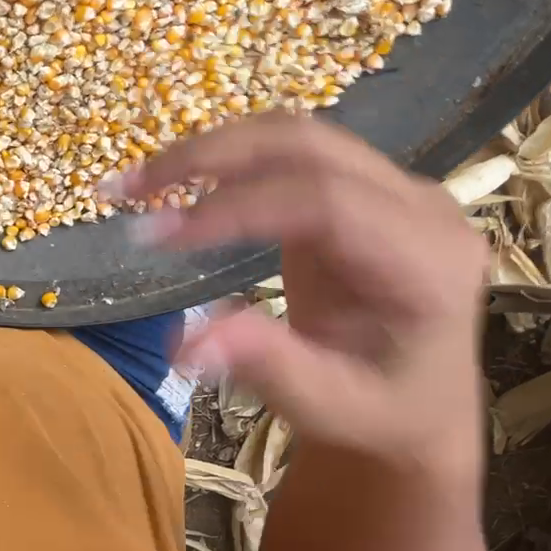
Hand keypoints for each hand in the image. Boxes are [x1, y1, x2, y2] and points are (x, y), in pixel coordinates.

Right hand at [105, 113, 488, 471]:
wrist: (415, 405)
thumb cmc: (375, 413)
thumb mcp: (324, 404)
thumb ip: (266, 365)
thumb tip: (184, 341)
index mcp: (423, 261)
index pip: (325, 202)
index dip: (234, 210)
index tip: (154, 238)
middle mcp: (416, 207)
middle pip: (307, 146)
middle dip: (210, 158)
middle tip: (126, 190)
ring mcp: (388, 192)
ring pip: (292, 137)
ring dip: (208, 152)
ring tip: (134, 185)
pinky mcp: (354, 193)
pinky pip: (285, 157)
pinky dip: (222, 164)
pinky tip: (173, 187)